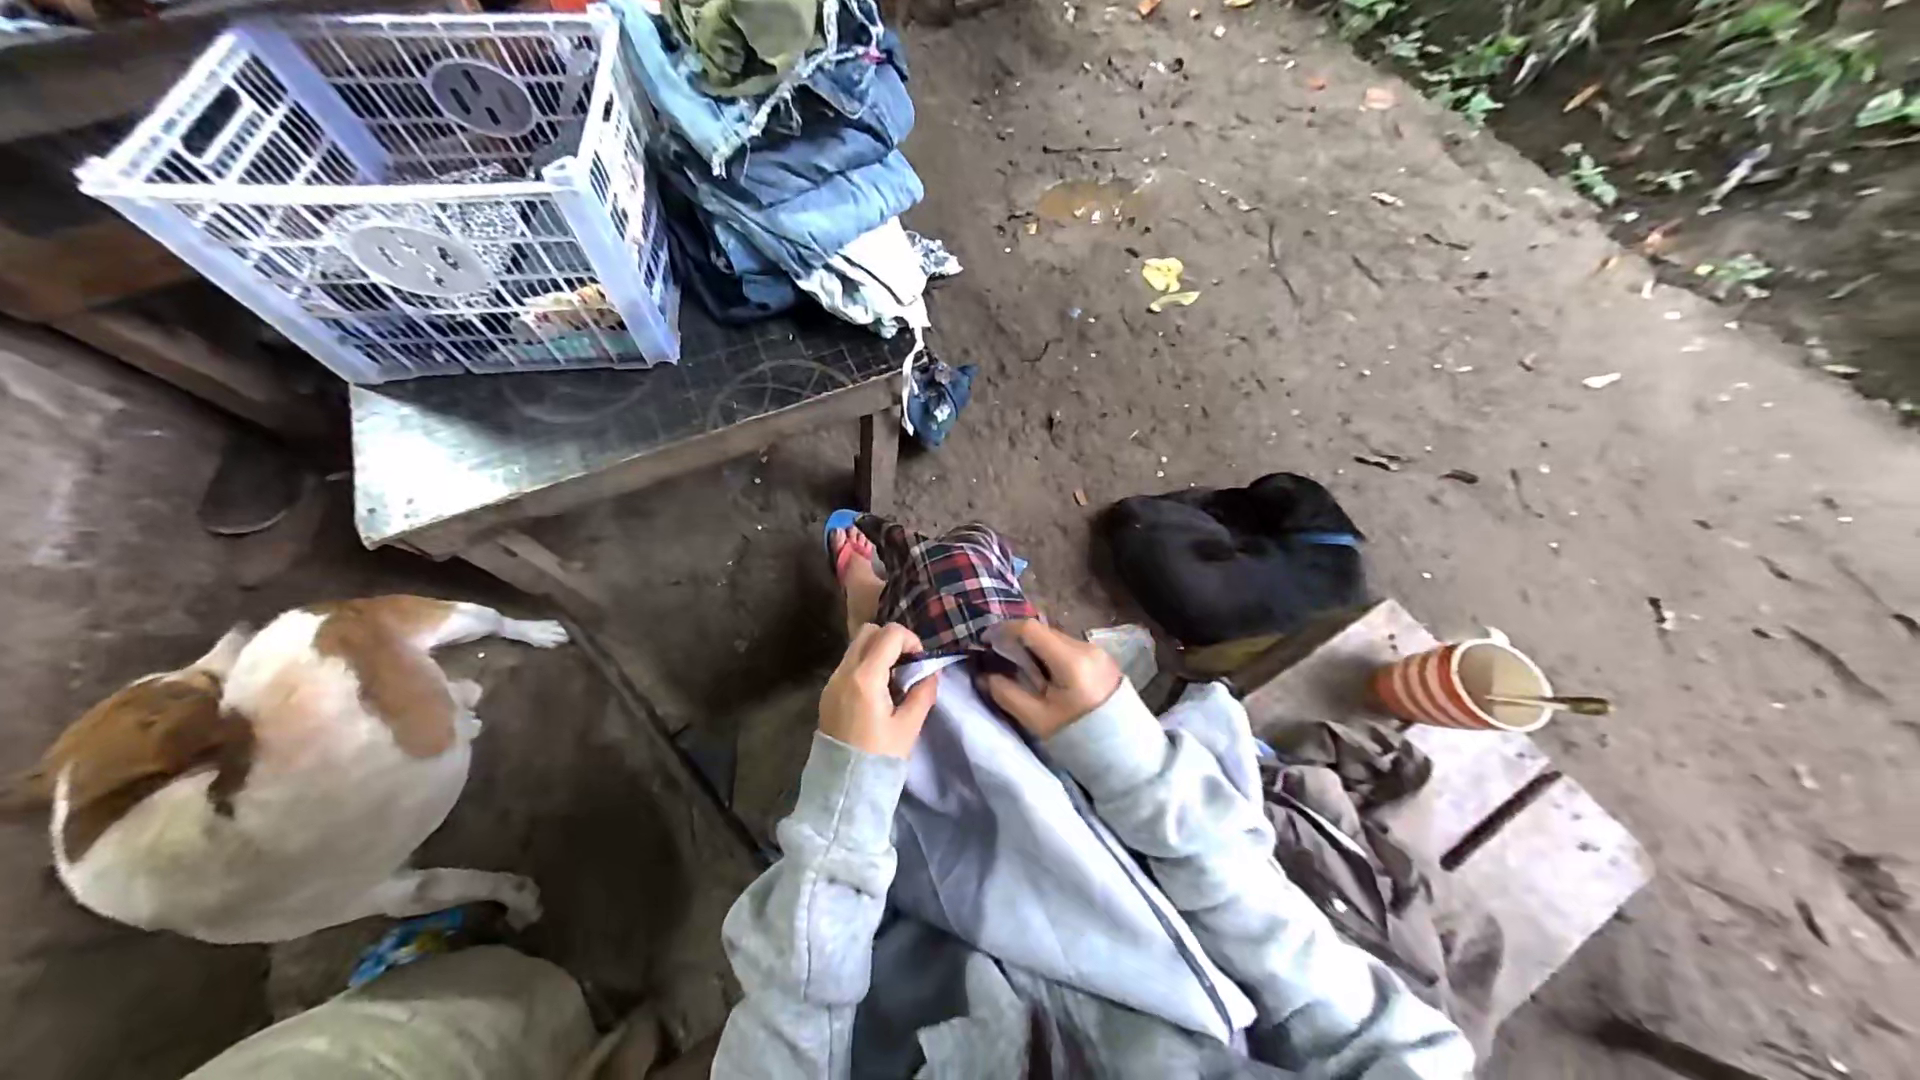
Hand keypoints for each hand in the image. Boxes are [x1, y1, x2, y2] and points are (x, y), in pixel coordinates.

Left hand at [819, 623, 937, 758]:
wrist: (843, 786)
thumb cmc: (879, 757)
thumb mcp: (909, 726)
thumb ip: (923, 692)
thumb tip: (931, 671)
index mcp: (865, 678)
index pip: (889, 634)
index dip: (910, 640)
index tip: (920, 660)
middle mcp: (844, 672)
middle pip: (868, 631)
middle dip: (892, 640)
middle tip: (907, 664)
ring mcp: (832, 681)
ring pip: (856, 646)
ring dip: (878, 651)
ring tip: (893, 680)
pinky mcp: (827, 692)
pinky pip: (848, 663)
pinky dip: (865, 664)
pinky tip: (877, 691)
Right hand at [978, 619, 1122, 739]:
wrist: (1126, 754)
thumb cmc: (1079, 739)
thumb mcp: (1036, 720)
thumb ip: (1007, 693)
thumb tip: (985, 675)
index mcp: (1071, 661)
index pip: (1031, 629)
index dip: (1004, 630)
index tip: (985, 640)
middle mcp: (1086, 647)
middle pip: (1043, 631)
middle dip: (1018, 640)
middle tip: (1001, 658)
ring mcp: (1097, 651)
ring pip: (1056, 638)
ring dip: (1035, 647)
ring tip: (1023, 670)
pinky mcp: (1102, 659)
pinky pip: (1069, 647)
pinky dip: (1051, 654)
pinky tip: (1046, 675)